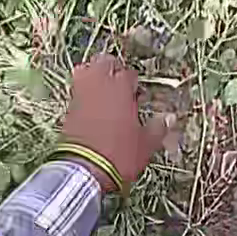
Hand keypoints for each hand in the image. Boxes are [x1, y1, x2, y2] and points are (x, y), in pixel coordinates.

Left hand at [60, 54, 160, 192]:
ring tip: (103, 92)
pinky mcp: (67, 111)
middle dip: (112, 70)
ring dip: (93, 76)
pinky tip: (91, 109)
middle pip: (104, 62)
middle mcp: (98, 85)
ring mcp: (79, 96)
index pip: (129, 74)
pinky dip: (83, 95)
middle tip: (120, 85)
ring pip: (85, 72)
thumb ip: (157, 128)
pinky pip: (76, 93)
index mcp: (120, 88)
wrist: (83, 173)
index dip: (134, 84)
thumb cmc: (118, 156)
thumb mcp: (145, 145)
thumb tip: (169, 118)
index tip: (138, 96)